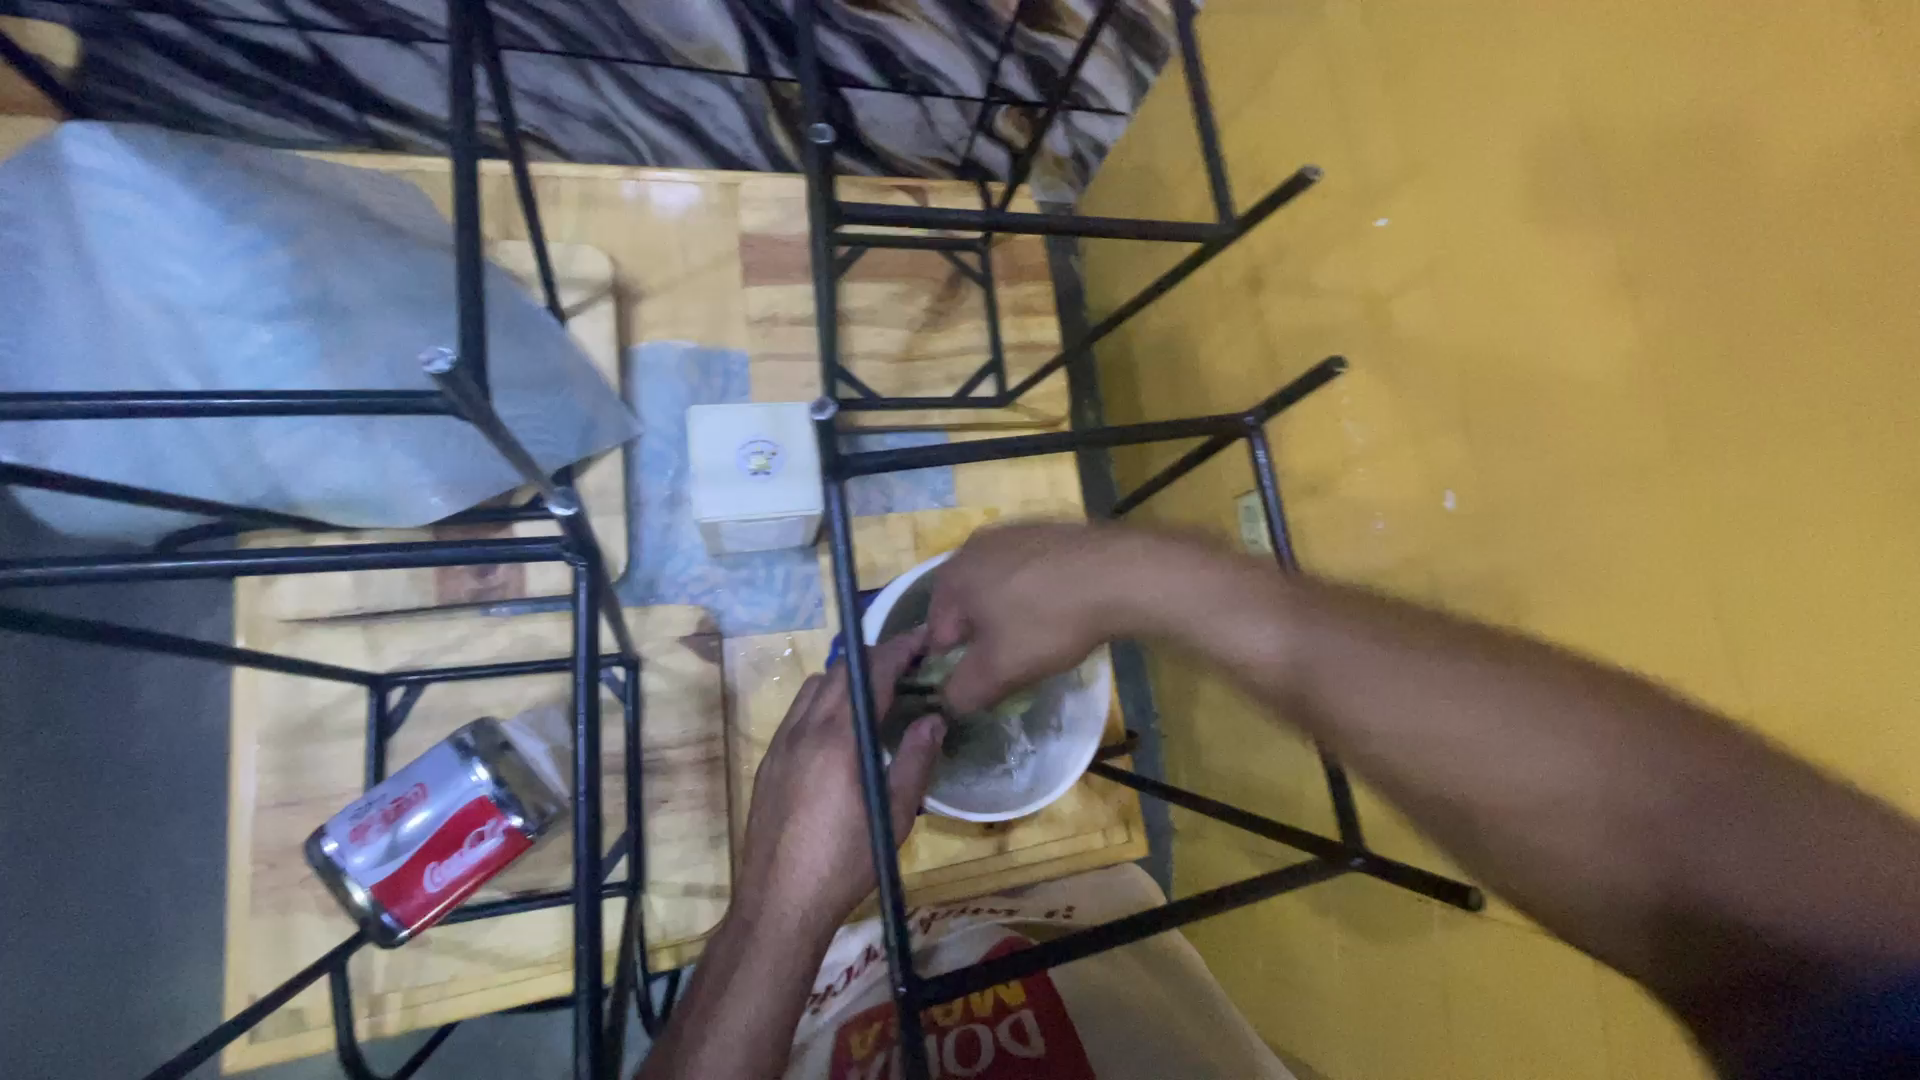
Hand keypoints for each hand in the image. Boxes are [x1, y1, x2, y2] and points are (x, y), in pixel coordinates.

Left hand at [735, 627, 946, 931]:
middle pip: (841, 670)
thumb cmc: (845, 862)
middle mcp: (806, 728)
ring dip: (847, 679)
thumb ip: (916, 760)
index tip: (923, 640)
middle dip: (875, 660)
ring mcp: (781, 743)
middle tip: (907, 668)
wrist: (778, 903)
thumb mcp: (895, 815)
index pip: (872, 672)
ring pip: (815, 686)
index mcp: (840, 737)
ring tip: (875, 699)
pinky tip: (840, 734)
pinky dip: (824, 702)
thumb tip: (933, 718)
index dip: (900, 649)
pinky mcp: (769, 761)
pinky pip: (798, 712)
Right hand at [927, 521, 1194, 712]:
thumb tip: (949, 700)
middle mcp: (974, 547)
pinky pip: (1028, 574)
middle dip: (984, 639)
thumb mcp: (1000, 670)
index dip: (956, 666)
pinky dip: (1037, 595)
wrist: (1120, 573)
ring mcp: (1012, 534)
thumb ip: (963, 691)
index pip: (936, 634)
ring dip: (1010, 617)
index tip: (986, 681)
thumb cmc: (1048, 620)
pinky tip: (1061, 610)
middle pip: (967, 608)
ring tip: (1041, 638)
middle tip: (1015, 662)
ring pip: (998, 590)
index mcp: (952, 576)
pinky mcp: (1046, 532)